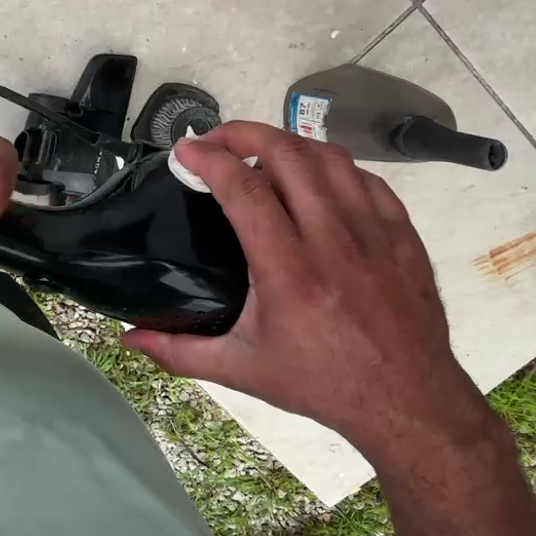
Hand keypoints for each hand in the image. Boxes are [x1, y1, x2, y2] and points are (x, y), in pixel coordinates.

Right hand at [124, 121, 495, 463]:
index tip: (183, 150)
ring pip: (330, 157)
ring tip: (257, 151)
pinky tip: (311, 177)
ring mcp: (374, 231)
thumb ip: (177, 351)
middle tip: (214, 140)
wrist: (408, 402)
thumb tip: (127, 337)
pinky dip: (330, 166)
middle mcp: (332, 239)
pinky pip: (365, 178)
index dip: (209, 159)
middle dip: (243, 134)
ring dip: (286, 143)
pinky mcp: (402, 235)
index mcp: (287, 270)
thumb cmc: (319, 383)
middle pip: (288, 155)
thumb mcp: (239, 370)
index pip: (244, 190)